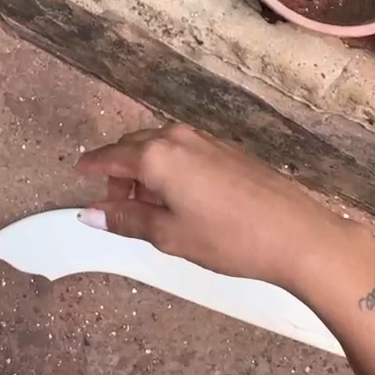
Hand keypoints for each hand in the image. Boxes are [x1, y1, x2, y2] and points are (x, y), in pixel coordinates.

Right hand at [75, 124, 373, 288]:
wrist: (296, 233)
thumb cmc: (229, 238)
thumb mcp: (170, 236)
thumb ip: (126, 220)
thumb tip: (91, 214)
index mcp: (155, 155)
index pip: (110, 157)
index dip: (91, 166)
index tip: (78, 170)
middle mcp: (174, 137)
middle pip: (132, 148)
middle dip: (120, 174)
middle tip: (119, 208)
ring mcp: (201, 139)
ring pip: (157, 147)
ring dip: (146, 172)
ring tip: (153, 210)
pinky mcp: (222, 147)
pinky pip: (180, 150)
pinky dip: (168, 169)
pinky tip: (181, 200)